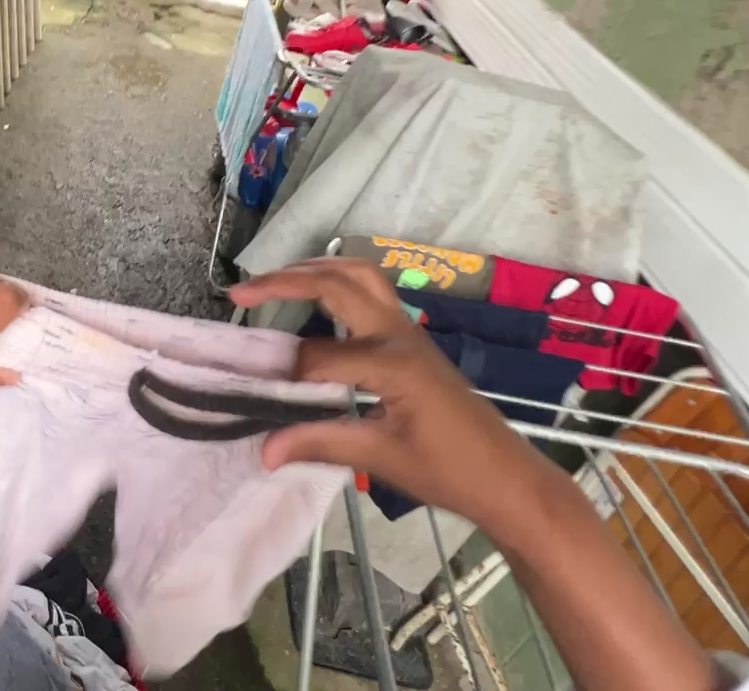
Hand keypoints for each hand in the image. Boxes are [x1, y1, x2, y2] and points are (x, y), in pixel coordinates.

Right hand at [228, 258, 555, 536]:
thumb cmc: (449, 471)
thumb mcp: (382, 458)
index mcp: (392, 363)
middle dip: (283, 282)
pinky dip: (334, 280)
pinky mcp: (409, 335)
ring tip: (271, 281)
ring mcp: (406, 329)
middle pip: (335, 284)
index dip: (285, 373)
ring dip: (312, 270)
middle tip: (240, 295)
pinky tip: (314, 296)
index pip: (319, 356)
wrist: (508, 478)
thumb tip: (264, 450)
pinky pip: (369, 288)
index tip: (257, 391)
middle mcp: (397, 333)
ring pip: (357, 274)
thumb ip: (320, 443)